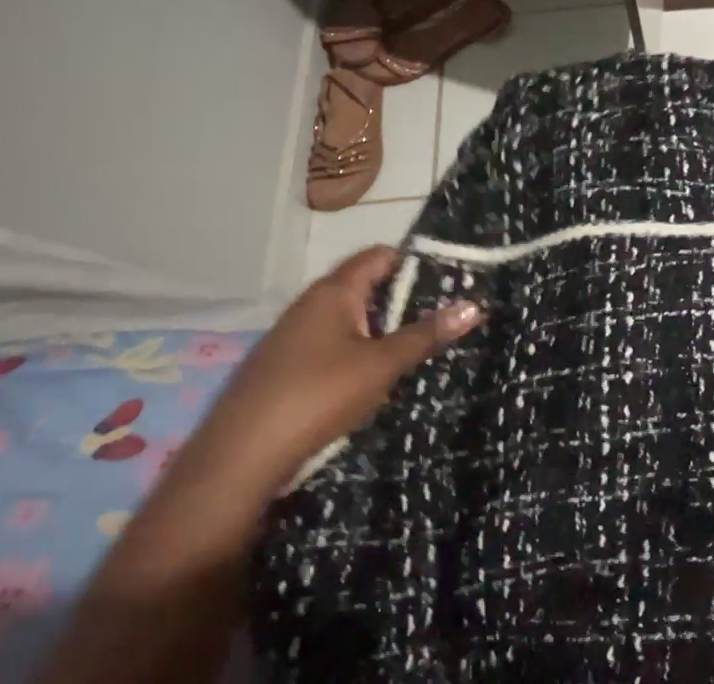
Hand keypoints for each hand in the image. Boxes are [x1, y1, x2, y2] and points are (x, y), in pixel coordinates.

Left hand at [188, 247, 484, 495]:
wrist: (241, 457)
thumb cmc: (317, 395)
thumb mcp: (382, 365)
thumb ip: (425, 335)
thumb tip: (473, 306)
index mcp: (332, 292)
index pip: (379, 256)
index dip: (415, 260)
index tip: (452, 276)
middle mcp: (310, 306)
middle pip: (365, 288)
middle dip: (405, 300)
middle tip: (448, 314)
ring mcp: (293, 338)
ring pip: (349, 321)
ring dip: (382, 331)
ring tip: (422, 346)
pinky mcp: (285, 369)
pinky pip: (332, 348)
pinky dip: (359, 354)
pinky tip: (378, 379)